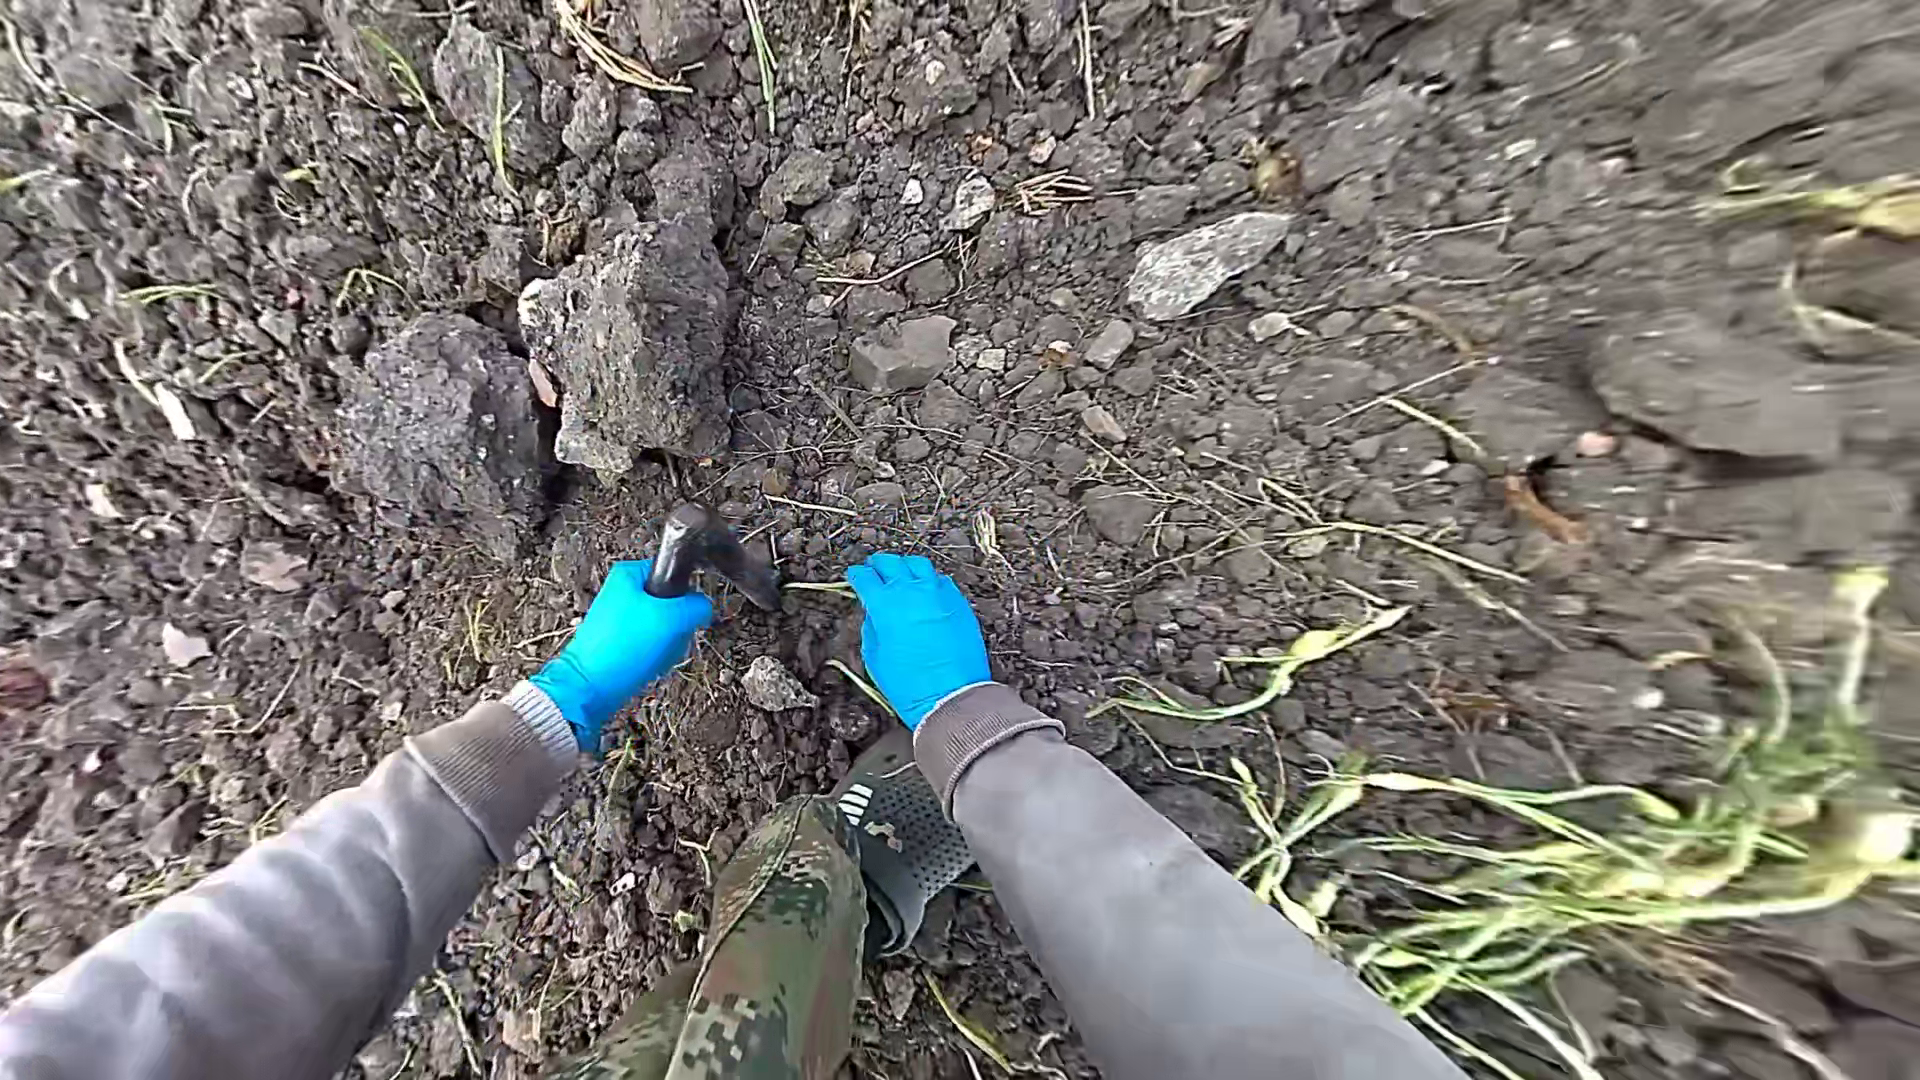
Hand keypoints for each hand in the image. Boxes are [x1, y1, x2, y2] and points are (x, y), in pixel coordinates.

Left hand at [531, 560, 713, 750]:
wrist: (591, 687)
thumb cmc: (622, 647)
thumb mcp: (673, 617)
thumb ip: (698, 606)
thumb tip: (705, 607)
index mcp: (629, 574)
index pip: (675, 573)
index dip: (687, 595)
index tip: (685, 612)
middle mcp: (622, 591)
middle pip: (673, 601)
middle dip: (678, 623)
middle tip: (671, 634)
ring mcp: (622, 617)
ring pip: (666, 624)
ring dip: (670, 641)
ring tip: (659, 651)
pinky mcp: (622, 639)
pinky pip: (654, 642)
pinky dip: (658, 653)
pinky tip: (652, 661)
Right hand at [845, 554, 990, 727]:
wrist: (950, 695)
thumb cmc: (911, 683)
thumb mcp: (875, 657)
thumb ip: (872, 627)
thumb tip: (874, 614)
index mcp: (885, 604)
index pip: (865, 578)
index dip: (857, 575)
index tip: (855, 576)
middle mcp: (911, 592)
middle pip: (891, 563)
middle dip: (878, 565)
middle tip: (874, 569)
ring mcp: (937, 593)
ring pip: (918, 564)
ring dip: (905, 566)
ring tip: (900, 572)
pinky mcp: (957, 601)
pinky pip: (940, 580)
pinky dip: (929, 579)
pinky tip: (926, 587)